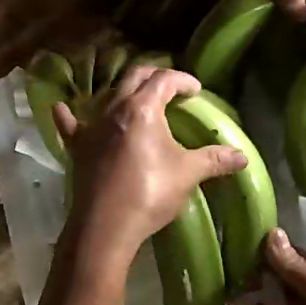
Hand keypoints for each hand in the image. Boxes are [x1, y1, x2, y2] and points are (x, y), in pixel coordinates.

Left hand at [55, 65, 247, 254]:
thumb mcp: (188, 174)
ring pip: (107, 97)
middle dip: (155, 77)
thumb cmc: (149, 193)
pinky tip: (63, 109)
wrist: (105, 227)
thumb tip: (242, 157)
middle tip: (172, 89)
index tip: (196, 90)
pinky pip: (71, 125)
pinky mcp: (78, 149)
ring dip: (125, 92)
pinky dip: (70, 115)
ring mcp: (92, 128)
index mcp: (142, 109)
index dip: (182, 80)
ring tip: (140, 101)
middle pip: (134, 78)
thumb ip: (215, 160)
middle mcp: (114, 110)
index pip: (164, 79)